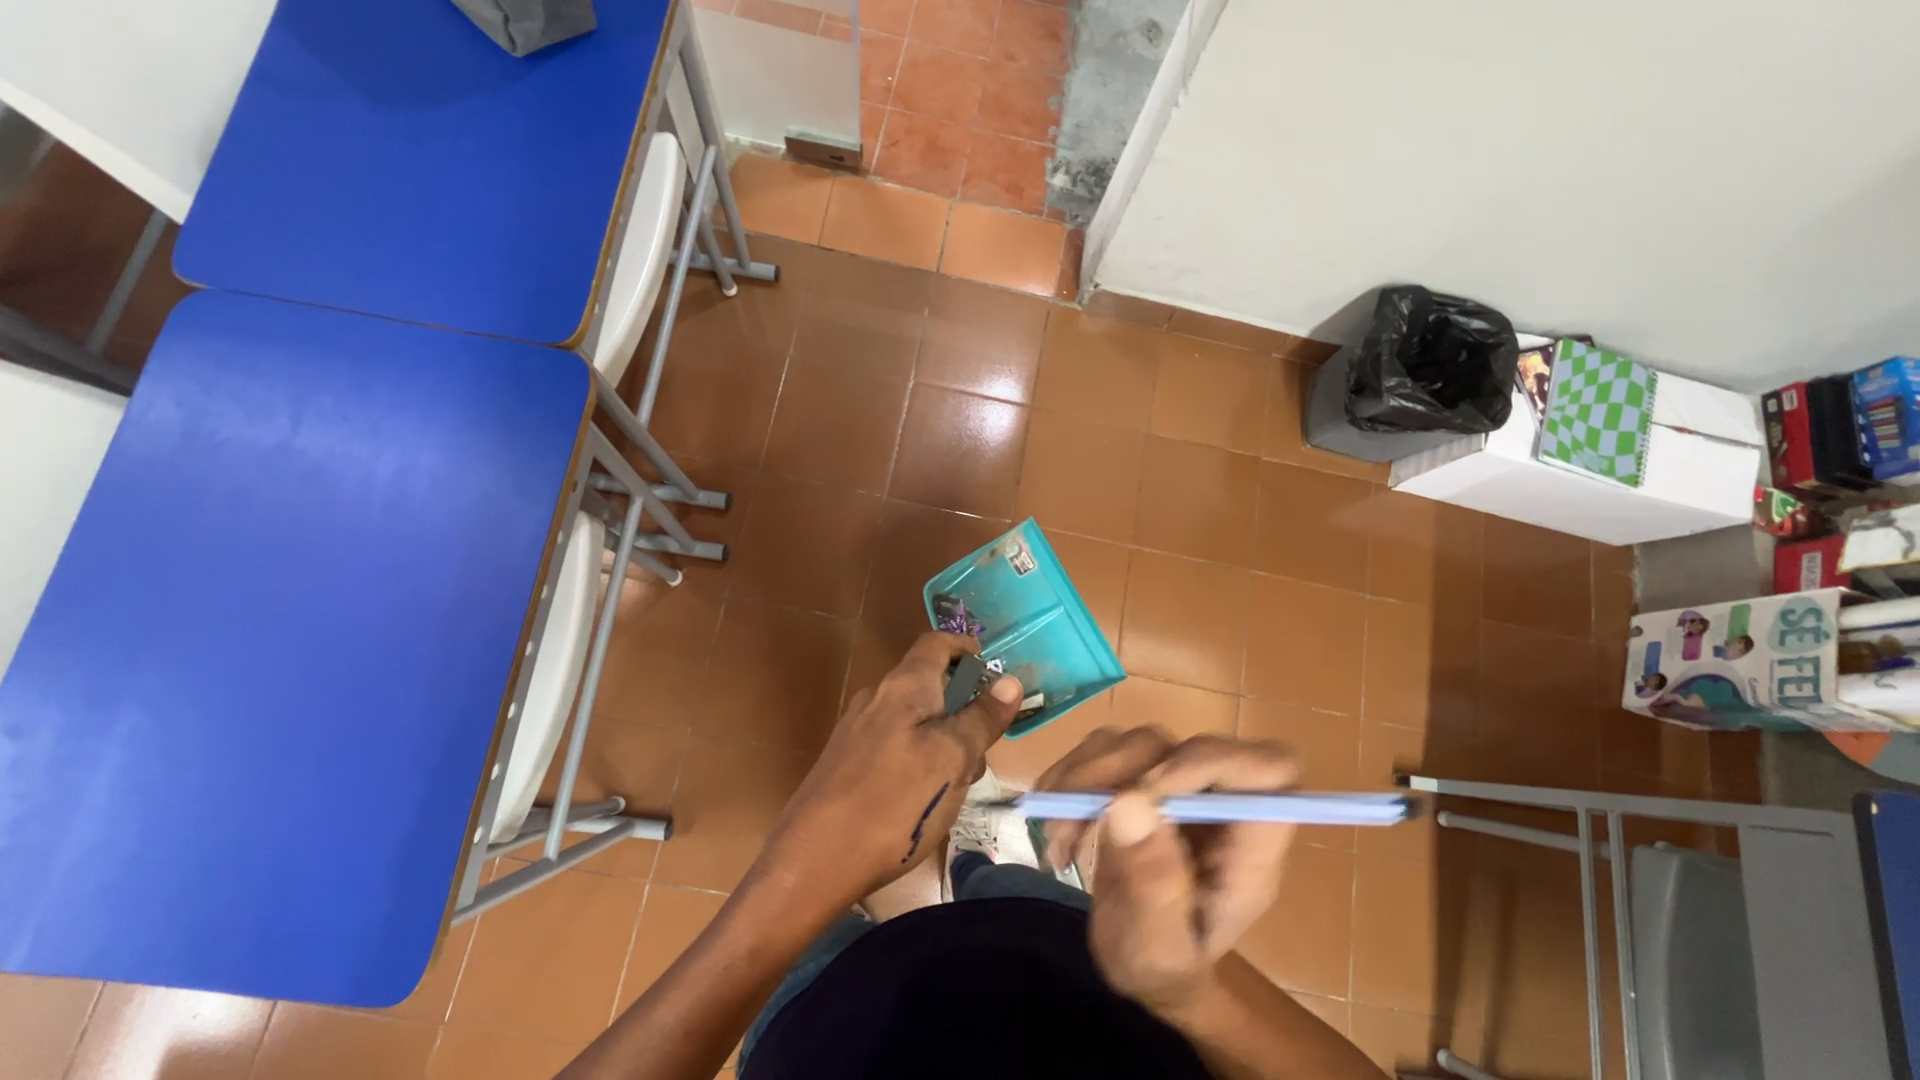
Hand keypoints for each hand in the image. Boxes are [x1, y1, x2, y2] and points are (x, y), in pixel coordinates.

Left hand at [756, 632, 1020, 909]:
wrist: (813, 860)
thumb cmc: (893, 803)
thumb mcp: (951, 759)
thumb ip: (981, 719)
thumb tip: (1010, 680)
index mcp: (903, 687)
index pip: (935, 644)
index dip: (964, 647)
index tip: (989, 665)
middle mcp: (875, 699)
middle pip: (927, 686)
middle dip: (961, 710)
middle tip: (983, 752)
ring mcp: (855, 732)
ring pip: (912, 722)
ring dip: (942, 742)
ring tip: (957, 788)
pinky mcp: (845, 765)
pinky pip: (894, 748)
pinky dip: (918, 762)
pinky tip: (921, 803)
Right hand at [1036, 728, 1298, 1018]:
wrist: (1142, 963)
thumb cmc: (1166, 966)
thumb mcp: (1159, 949)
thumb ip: (1153, 885)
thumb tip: (1129, 801)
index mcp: (1250, 844)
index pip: (1268, 769)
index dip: (1211, 763)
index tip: (1145, 793)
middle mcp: (1219, 802)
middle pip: (1183, 747)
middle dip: (1117, 776)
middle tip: (1070, 825)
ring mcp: (1178, 784)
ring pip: (1136, 742)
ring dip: (1082, 782)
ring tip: (1059, 841)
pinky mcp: (1139, 777)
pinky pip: (1102, 750)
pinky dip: (1066, 782)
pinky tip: (1056, 831)